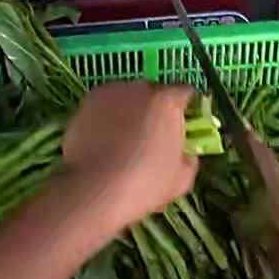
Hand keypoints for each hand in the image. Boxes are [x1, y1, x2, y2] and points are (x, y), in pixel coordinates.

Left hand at [61, 82, 198, 227]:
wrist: (94, 190)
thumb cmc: (143, 184)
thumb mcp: (181, 179)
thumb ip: (189, 159)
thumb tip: (186, 154)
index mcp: (168, 101)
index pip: (185, 92)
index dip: (185, 108)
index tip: (181, 124)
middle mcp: (141, 88)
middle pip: (155, 91)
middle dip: (155, 108)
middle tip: (150, 134)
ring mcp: (113, 92)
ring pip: (128, 96)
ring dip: (130, 110)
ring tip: (122, 139)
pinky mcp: (89, 101)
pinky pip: (105, 104)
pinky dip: (107, 116)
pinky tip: (102, 140)